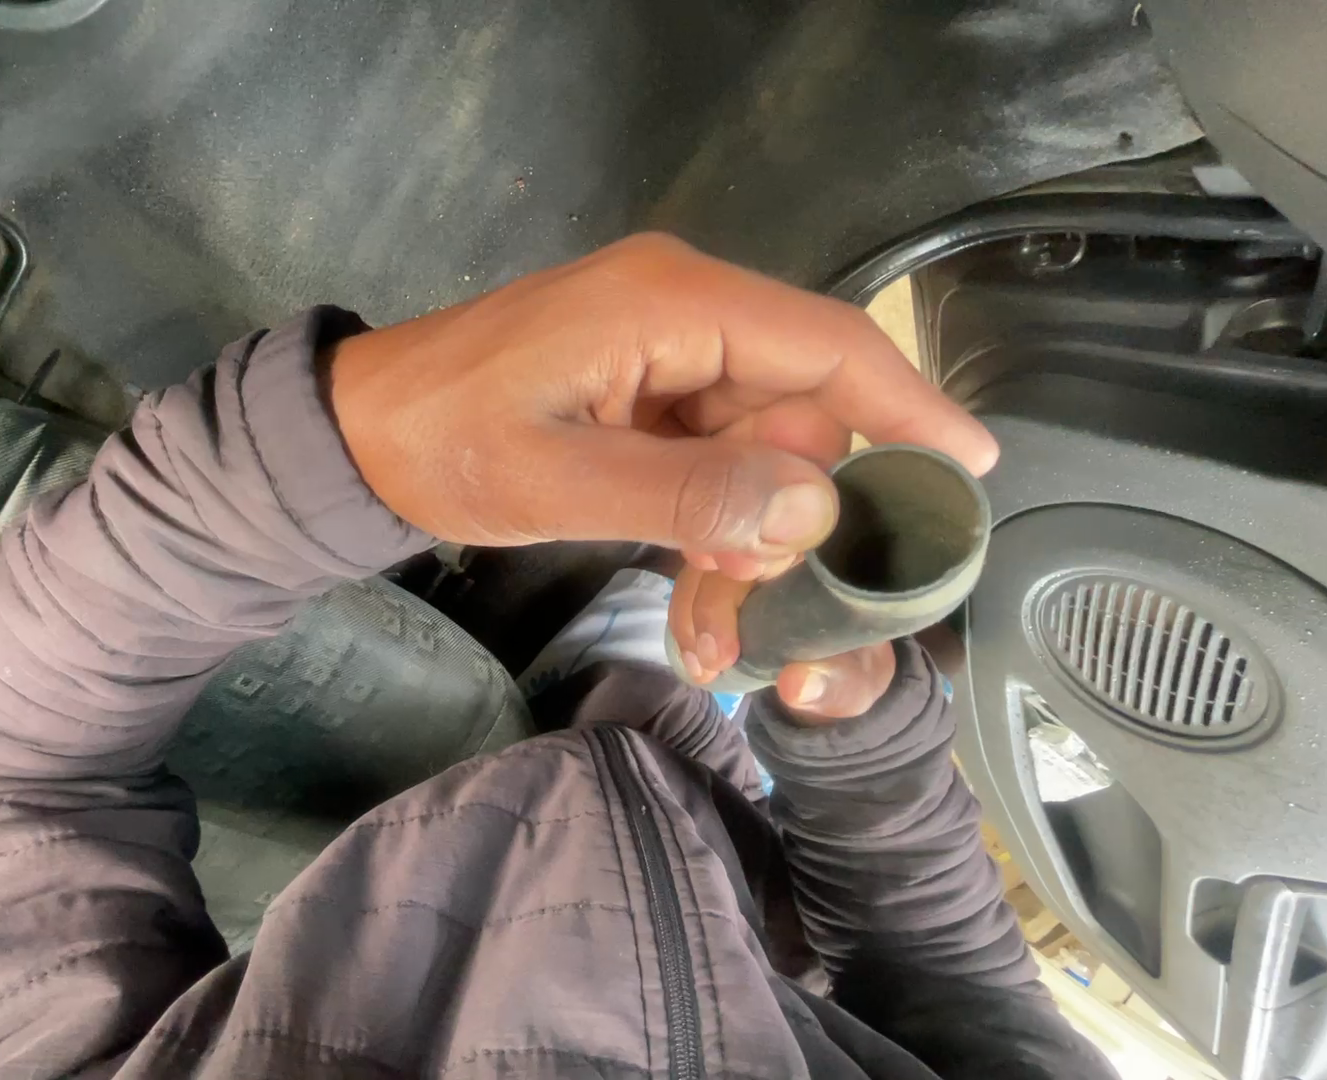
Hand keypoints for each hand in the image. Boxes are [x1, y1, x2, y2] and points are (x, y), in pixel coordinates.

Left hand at [328, 234, 995, 716]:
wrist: (358, 436)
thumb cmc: (439, 445)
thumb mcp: (556, 478)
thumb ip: (686, 489)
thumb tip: (815, 508)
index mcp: (667, 306)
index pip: (824, 346)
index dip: (905, 407)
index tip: (968, 475)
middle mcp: (676, 318)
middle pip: (789, 417)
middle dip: (789, 519)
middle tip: (766, 614)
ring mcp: (652, 362)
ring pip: (746, 454)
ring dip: (741, 542)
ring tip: (716, 632)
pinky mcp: (629, 403)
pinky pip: (698, 465)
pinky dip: (704, 529)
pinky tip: (697, 601)